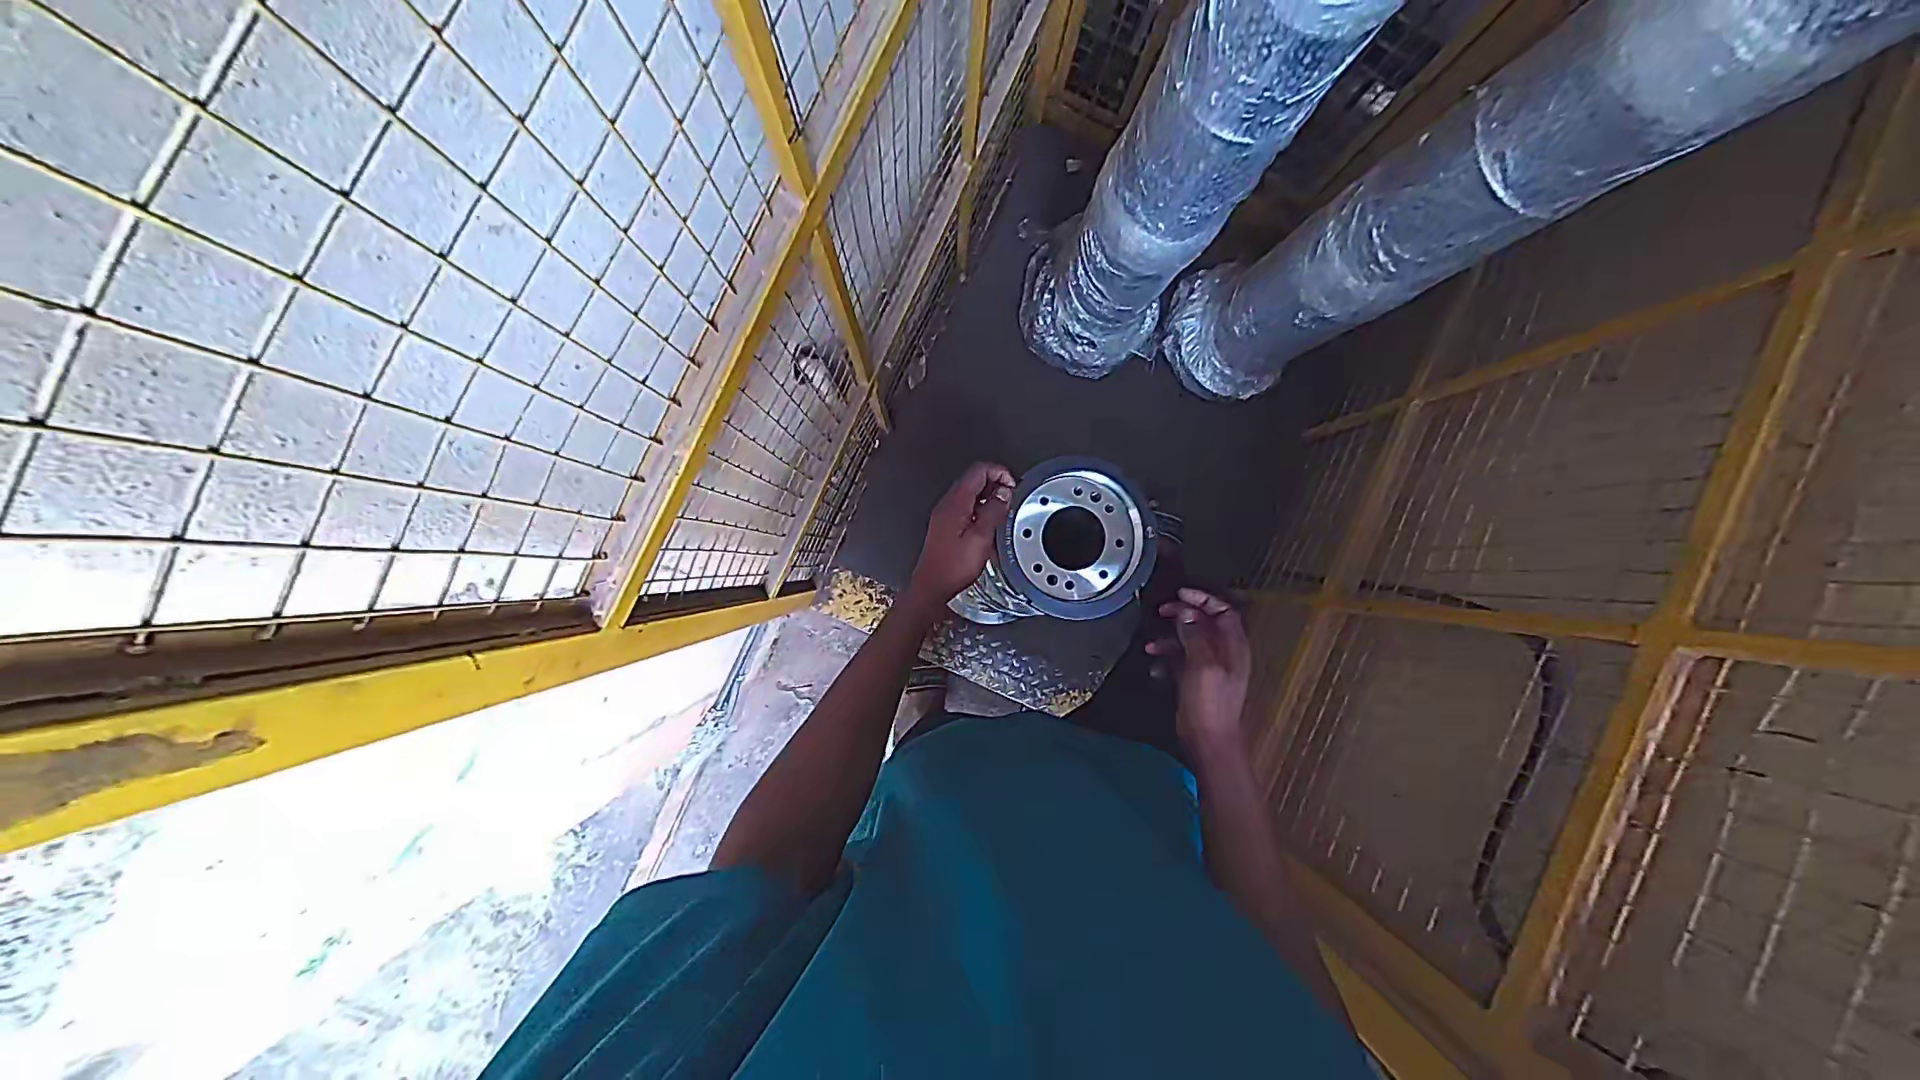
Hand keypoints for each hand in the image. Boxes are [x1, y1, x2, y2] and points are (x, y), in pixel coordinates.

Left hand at [904, 462, 1014, 616]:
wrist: (933, 586)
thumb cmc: (953, 567)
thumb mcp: (981, 538)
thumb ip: (994, 511)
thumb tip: (1004, 493)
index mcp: (956, 503)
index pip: (977, 471)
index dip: (998, 472)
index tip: (1011, 484)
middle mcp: (947, 505)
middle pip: (973, 479)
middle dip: (995, 482)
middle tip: (1009, 496)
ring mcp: (944, 515)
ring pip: (969, 493)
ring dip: (988, 496)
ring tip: (1002, 510)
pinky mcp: (945, 525)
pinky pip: (965, 507)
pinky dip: (979, 507)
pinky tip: (988, 523)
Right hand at [1146, 588, 1251, 756]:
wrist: (1208, 739)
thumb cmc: (1209, 703)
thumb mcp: (1202, 664)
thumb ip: (1195, 635)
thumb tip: (1186, 613)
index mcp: (1234, 646)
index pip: (1223, 611)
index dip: (1204, 599)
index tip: (1181, 594)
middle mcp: (1225, 653)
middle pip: (1207, 622)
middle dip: (1185, 612)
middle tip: (1164, 609)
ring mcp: (1211, 667)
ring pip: (1192, 638)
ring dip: (1173, 632)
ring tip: (1154, 631)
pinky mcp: (1196, 679)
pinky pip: (1182, 656)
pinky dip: (1168, 650)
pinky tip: (1154, 653)